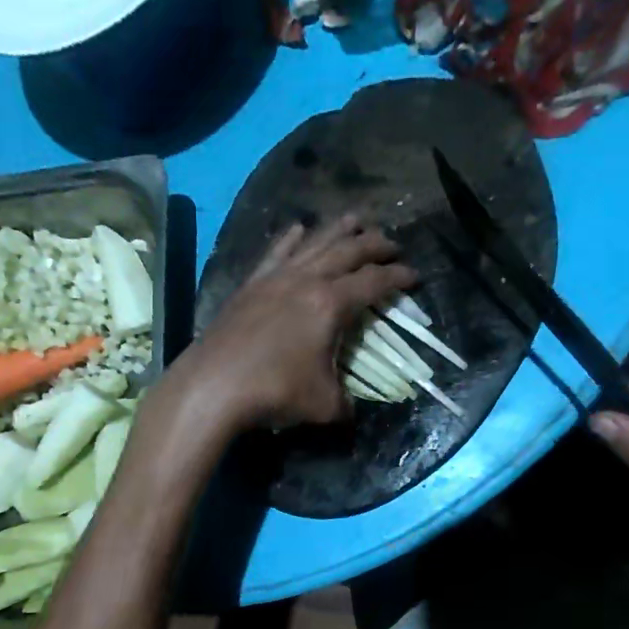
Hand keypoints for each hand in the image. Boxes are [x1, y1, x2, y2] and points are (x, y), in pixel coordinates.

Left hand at [169, 214, 416, 430]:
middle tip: (392, 244)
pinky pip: (276, 253)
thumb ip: (346, 403)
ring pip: (314, 243)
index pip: (374, 282)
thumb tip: (350, 408)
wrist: (213, 385)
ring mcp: (275, 278)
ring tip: (356, 219)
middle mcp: (305, 280)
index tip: (415, 275)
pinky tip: (298, 230)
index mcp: (331, 304)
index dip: (399, 277)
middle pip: (348, 252)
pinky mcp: (250, 285)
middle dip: (375, 245)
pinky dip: (291, 239)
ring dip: (338, 230)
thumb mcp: (324, 405)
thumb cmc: (274, 392)